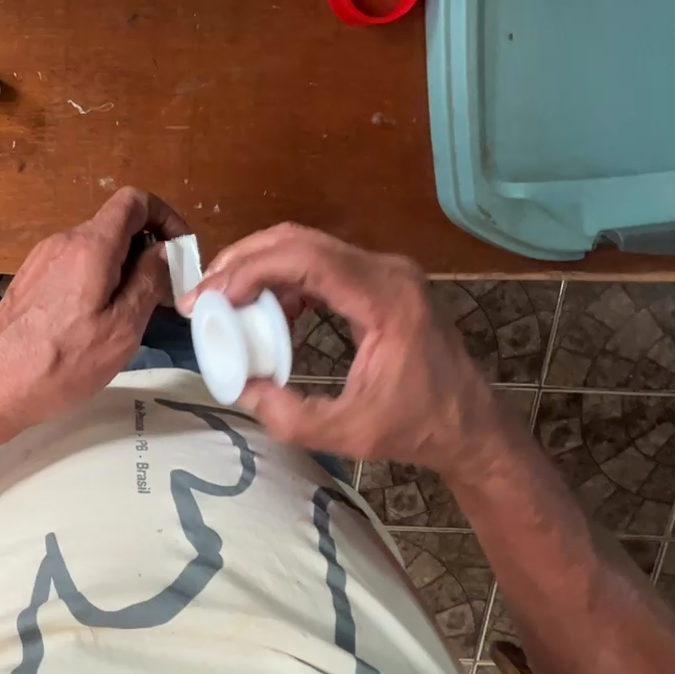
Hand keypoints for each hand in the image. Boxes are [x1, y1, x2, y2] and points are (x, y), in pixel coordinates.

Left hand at [0, 188, 190, 433]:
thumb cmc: (63, 361)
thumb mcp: (122, 328)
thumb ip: (149, 281)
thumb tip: (164, 251)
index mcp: (90, 246)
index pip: (134, 200)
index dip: (165, 216)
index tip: (180, 250)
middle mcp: (63, 241)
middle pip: (115, 226)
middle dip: (146, 251)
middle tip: (163, 294)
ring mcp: (41, 259)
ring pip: (95, 248)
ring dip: (122, 269)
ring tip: (132, 313)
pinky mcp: (29, 278)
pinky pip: (74, 265)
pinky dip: (96, 279)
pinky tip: (97, 320)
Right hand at [180, 224, 511, 482]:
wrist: (471, 426)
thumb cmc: (418, 428)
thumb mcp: (350, 433)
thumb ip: (289, 416)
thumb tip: (238, 387)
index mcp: (386, 298)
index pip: (306, 259)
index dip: (250, 270)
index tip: (213, 299)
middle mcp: (385, 271)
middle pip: (297, 240)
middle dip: (240, 262)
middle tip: (203, 294)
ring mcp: (382, 271)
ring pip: (302, 245)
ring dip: (254, 267)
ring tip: (220, 300)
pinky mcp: (375, 280)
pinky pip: (315, 263)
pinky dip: (277, 279)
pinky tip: (258, 309)